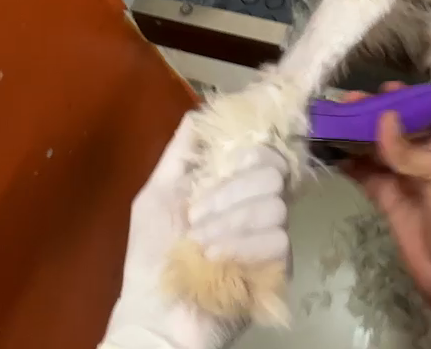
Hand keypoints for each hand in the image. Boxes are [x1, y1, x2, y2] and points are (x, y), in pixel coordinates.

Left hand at [100, 113, 289, 348]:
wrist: (156, 318)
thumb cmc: (152, 257)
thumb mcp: (156, 196)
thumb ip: (180, 153)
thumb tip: (200, 111)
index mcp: (234, 184)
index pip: (264, 149)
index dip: (248, 152)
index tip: (224, 165)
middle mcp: (259, 204)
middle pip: (272, 171)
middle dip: (229, 193)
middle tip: (198, 217)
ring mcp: (272, 235)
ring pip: (274, 204)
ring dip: (230, 223)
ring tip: (201, 245)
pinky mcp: (279, 267)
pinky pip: (277, 239)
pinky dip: (242, 246)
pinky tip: (217, 260)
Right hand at [339, 84, 430, 299]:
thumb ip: (409, 150)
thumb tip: (383, 117)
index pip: (415, 114)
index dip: (396, 100)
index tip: (376, 90)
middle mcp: (416, 155)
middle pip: (388, 128)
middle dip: (368, 114)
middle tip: (344, 104)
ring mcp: (398, 175)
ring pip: (372, 148)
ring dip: (353, 135)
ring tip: (330, 121)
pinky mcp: (383, 196)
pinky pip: (362, 172)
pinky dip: (347, 161)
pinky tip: (330, 151)